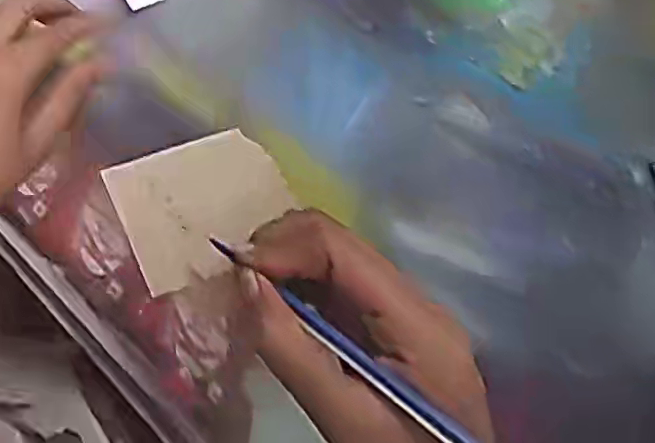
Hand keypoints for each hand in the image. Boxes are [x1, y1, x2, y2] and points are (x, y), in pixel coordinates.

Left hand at [0, 0, 107, 232]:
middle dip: (53, 2)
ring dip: (23, 1)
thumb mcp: (38, 140)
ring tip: (47, 19)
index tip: (105, 23)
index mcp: (8, 69)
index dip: (83, 25)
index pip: (54, 33)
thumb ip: (69, 95)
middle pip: (20, 3)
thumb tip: (98, 63)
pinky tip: (9, 28)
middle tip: (78, 17)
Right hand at [240, 211, 494, 442]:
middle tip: (240, 279)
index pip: (333, 244)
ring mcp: (401, 305)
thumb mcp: (345, 418)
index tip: (236, 270)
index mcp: (418, 321)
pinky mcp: (384, 316)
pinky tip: (279, 305)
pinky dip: (294, 278)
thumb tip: (242, 277)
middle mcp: (414, 299)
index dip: (277, 246)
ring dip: (281, 260)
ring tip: (254, 291)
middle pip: (329, 236)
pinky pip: (328, 273)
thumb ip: (291, 349)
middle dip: (275, 247)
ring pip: (325, 248)